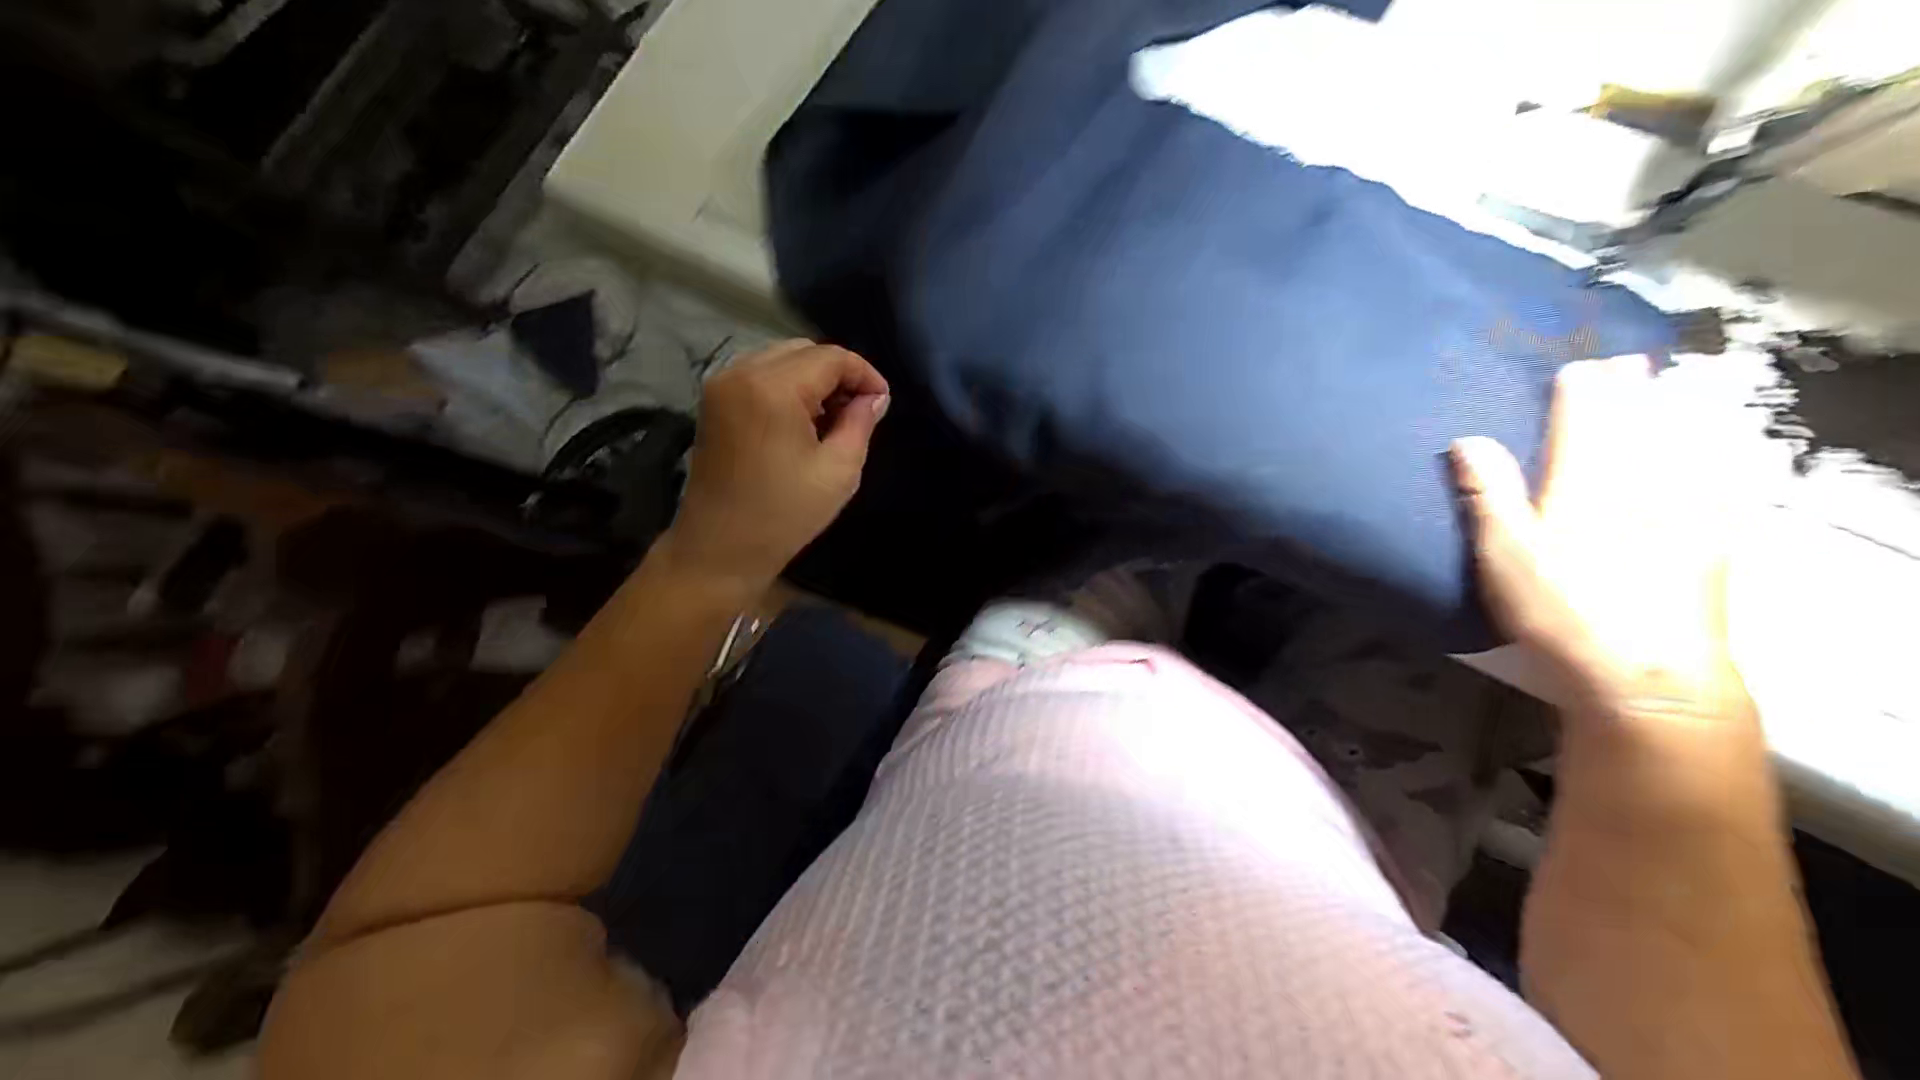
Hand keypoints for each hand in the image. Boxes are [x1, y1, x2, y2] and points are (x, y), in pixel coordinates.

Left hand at [662, 340, 888, 588]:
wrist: (719, 548)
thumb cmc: (784, 515)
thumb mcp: (838, 471)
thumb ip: (860, 423)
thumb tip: (875, 398)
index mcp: (773, 388)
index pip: (831, 357)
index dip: (864, 374)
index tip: (882, 402)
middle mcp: (742, 372)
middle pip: (804, 350)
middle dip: (838, 373)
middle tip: (859, 411)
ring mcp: (722, 384)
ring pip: (781, 358)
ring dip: (813, 378)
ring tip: (833, 417)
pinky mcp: (713, 400)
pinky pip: (760, 373)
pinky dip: (787, 385)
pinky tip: (802, 420)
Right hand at [1451, 355, 1747, 721]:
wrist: (1646, 674)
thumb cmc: (1560, 611)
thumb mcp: (1504, 554)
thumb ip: (1488, 493)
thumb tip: (1468, 439)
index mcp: (1585, 485)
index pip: (1585, 421)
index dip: (1581, 390)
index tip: (1576, 365)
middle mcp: (1641, 486)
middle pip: (1636, 425)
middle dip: (1628, 391)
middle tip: (1624, 362)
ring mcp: (1684, 512)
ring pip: (1679, 446)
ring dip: (1668, 411)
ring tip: (1663, 386)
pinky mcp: (1709, 541)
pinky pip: (1713, 481)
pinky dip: (1706, 455)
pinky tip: (1707, 450)